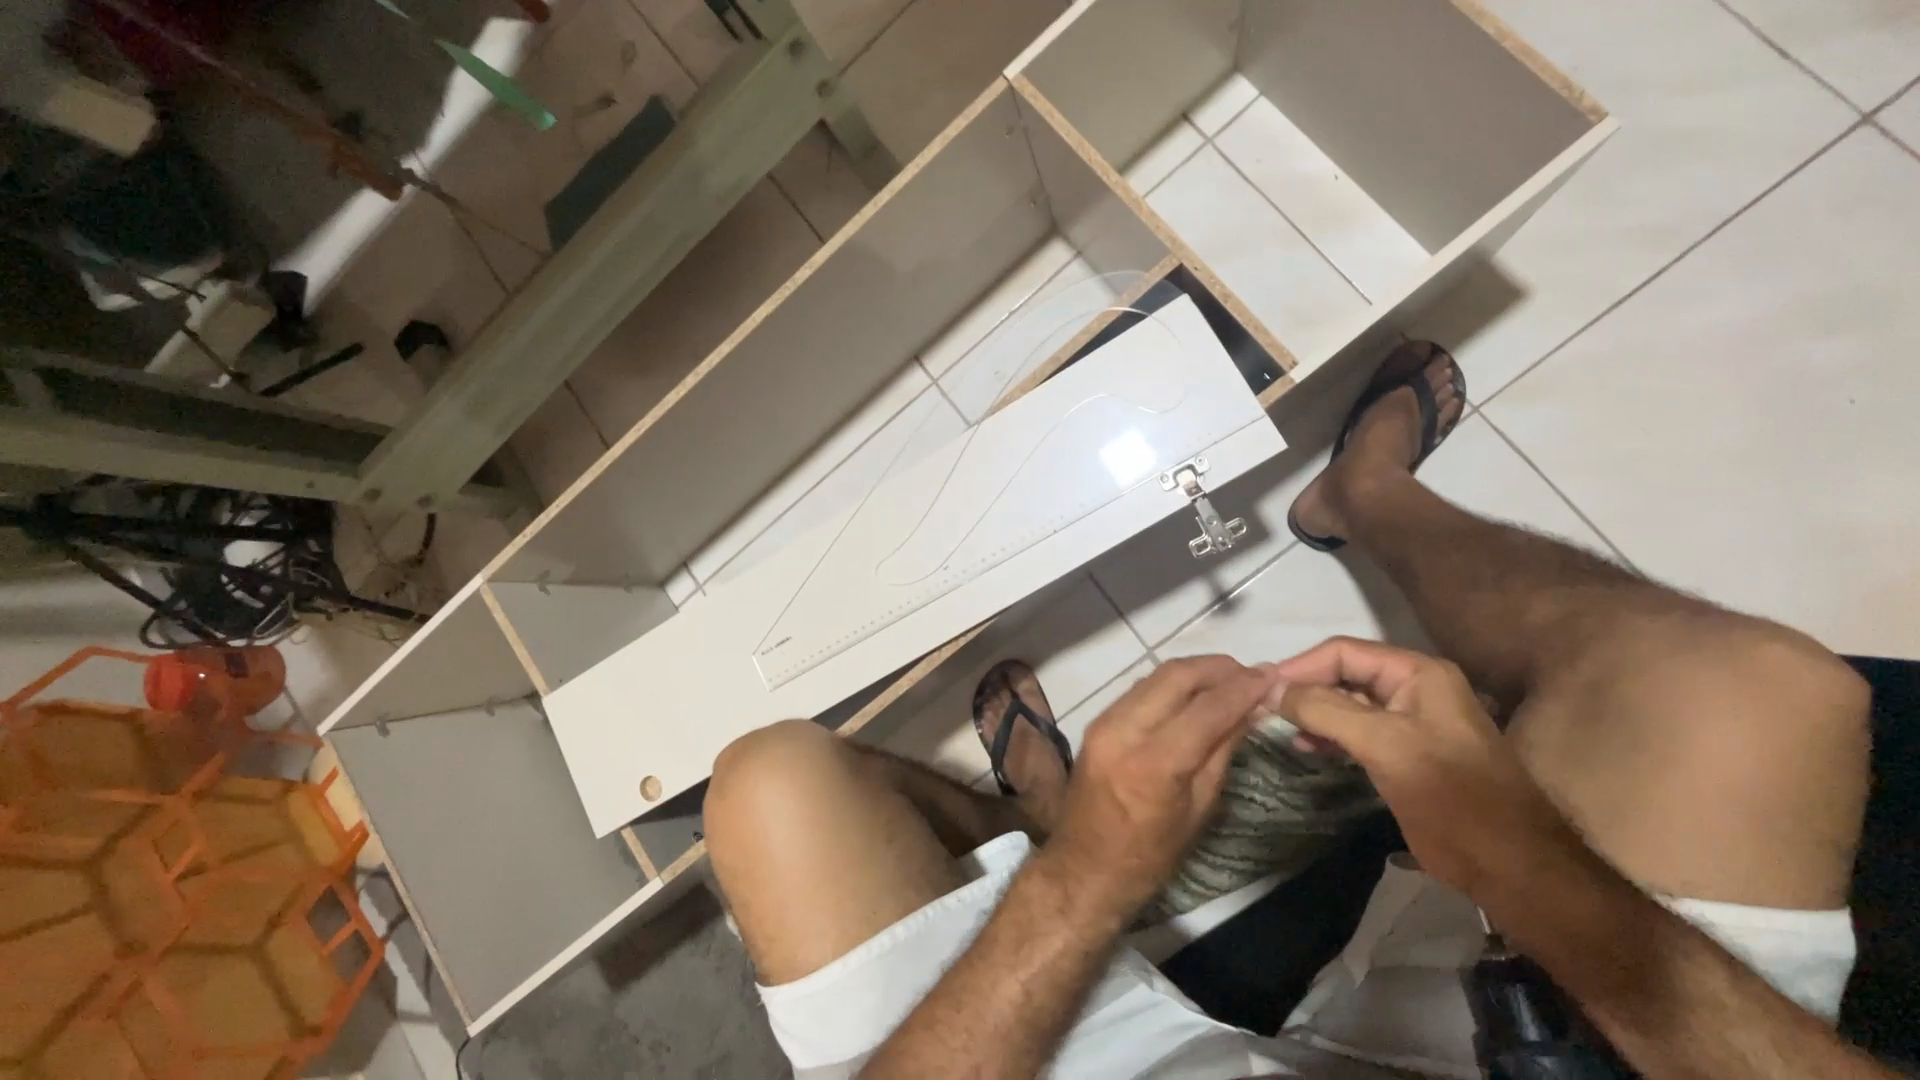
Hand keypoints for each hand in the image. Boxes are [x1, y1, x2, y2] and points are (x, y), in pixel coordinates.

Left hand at [1041, 656, 1270, 915]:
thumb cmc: (1151, 855)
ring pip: (1155, 676)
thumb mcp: (1200, 808)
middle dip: (1218, 668)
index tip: (1272, 675)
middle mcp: (1123, 731)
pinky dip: (1170, 684)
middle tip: (1251, 673)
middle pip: (1176, 675)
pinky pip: (1139, 689)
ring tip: (1229, 680)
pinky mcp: (1095, 722)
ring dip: (1195, 671)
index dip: (1243, 687)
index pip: (1207, 708)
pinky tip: (1194, 692)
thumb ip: (1222, 751)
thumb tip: (1250, 708)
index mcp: (1154, 763)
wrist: (1085, 868)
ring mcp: (1103, 722)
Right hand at [1270, 637, 1578, 898]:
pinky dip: (1329, 736)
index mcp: (1418, 673)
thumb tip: (1272, 689)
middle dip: (1304, 690)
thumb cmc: (1451, 796)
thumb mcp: (1384, 744)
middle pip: (1345, 674)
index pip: (1344, 652)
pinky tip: (1308, 749)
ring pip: (1348, 704)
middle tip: (1263, 711)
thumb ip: (1326, 709)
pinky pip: (1357, 731)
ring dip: (1313, 714)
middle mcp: (1415, 689)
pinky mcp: (1406, 753)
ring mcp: (1411, 722)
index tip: (1260, 691)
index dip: (1300, 667)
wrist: (1510, 863)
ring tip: (1282, 732)